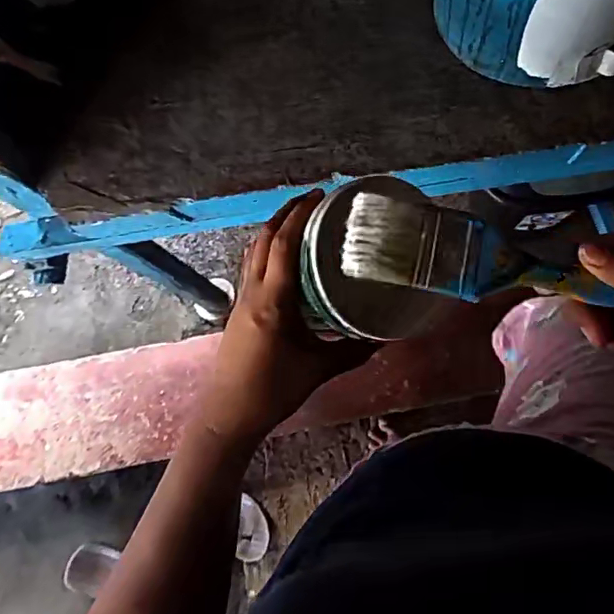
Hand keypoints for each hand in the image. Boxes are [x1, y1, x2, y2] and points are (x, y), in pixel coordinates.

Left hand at [196, 191, 373, 444]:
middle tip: (315, 200)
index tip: (321, 197)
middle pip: (265, 238)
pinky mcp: (238, 308)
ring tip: (302, 220)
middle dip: (287, 212)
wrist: (227, 416)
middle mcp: (254, 291)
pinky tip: (287, 258)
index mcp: (273, 299)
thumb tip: (385, 336)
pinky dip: (268, 249)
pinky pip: (252, 265)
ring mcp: (241, 298)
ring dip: (275, 228)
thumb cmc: (272, 390)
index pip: (284, 243)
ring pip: (254, 250)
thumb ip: (353, 349)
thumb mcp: (319, 369)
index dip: (301, 214)